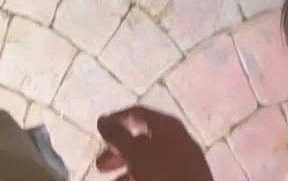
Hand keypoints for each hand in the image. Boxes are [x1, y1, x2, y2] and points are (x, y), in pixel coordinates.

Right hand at [95, 106, 211, 180]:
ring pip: (150, 159)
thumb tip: (103, 120)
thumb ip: (117, 135)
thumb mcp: (135, 153)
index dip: (116, 119)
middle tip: (101, 164)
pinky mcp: (187, 179)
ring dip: (128, 168)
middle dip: (119, 150)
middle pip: (142, 138)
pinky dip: (142, 175)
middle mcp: (177, 138)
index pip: (136, 113)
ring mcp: (185, 160)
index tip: (100, 131)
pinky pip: (159, 172)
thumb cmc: (163, 174)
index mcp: (167, 124)